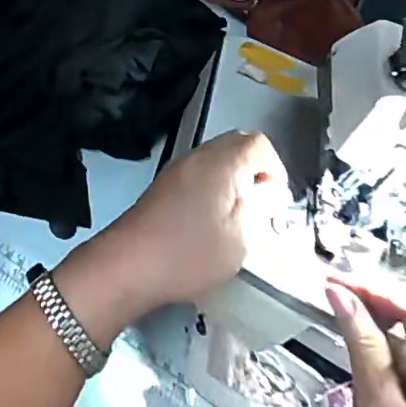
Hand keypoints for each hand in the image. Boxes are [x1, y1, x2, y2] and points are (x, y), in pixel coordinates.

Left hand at [62, 132, 290, 331]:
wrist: (130, 262)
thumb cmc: (190, 254)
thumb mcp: (240, 239)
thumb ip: (257, 210)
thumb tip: (263, 194)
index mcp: (219, 164)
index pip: (258, 144)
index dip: (275, 169)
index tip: (276, 203)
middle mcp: (197, 157)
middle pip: (237, 144)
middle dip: (257, 171)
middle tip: (261, 209)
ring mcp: (177, 168)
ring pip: (217, 158)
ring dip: (235, 179)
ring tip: (238, 218)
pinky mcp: (165, 183)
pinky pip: (200, 172)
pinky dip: (215, 186)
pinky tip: (213, 219)